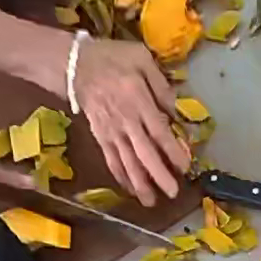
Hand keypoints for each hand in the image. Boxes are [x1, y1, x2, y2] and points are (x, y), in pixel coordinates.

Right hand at [72, 38, 190, 205]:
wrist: (76, 64)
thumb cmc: (113, 59)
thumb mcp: (141, 58)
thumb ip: (160, 84)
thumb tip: (173, 110)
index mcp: (138, 101)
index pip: (159, 132)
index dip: (173, 152)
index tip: (185, 167)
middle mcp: (126, 121)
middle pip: (144, 154)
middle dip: (159, 175)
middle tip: (172, 193)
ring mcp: (112, 132)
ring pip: (127, 162)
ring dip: (139, 184)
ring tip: (151, 202)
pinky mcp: (101, 138)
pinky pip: (112, 160)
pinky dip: (121, 177)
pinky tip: (130, 189)